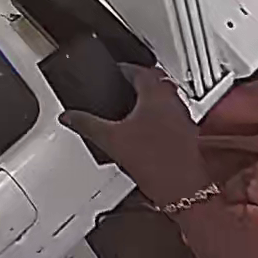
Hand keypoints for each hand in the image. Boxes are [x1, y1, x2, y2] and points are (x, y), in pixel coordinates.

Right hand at [61, 65, 211, 205]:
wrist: (181, 189)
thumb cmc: (155, 162)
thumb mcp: (110, 140)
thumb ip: (86, 124)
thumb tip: (69, 116)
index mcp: (155, 95)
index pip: (140, 70)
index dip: (125, 68)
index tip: (116, 70)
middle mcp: (173, 102)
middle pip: (156, 81)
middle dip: (138, 82)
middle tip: (123, 85)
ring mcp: (183, 117)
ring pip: (166, 97)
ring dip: (150, 98)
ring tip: (133, 106)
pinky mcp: (188, 134)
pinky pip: (173, 115)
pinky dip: (159, 116)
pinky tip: (147, 130)